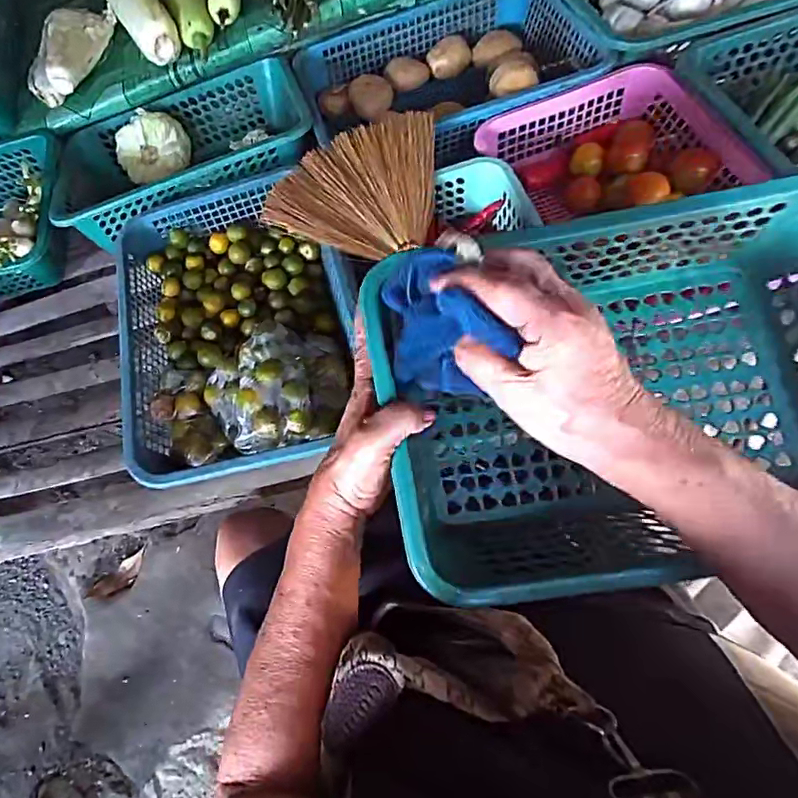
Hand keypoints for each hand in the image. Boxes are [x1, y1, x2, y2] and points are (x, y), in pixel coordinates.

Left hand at [305, 313, 432, 526]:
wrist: (344, 510)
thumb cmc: (348, 476)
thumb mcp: (369, 446)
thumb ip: (393, 424)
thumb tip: (425, 406)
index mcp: (363, 393)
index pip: (369, 347)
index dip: (374, 318)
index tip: (387, 287)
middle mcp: (375, 398)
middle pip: (392, 355)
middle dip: (406, 328)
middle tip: (435, 302)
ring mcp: (388, 414)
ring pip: (407, 374)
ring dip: (422, 353)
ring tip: (451, 330)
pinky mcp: (402, 432)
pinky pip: (419, 398)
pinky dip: (432, 384)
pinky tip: (452, 380)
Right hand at [432, 250, 664, 465]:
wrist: (623, 431)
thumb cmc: (568, 420)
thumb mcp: (511, 396)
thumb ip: (477, 360)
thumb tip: (460, 338)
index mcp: (551, 323)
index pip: (498, 286)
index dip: (462, 280)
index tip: (434, 282)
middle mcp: (568, 305)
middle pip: (522, 262)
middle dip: (482, 263)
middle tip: (451, 278)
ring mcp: (578, 307)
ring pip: (534, 269)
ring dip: (499, 270)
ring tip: (468, 287)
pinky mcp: (579, 316)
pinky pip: (542, 284)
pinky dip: (514, 283)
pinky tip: (495, 304)